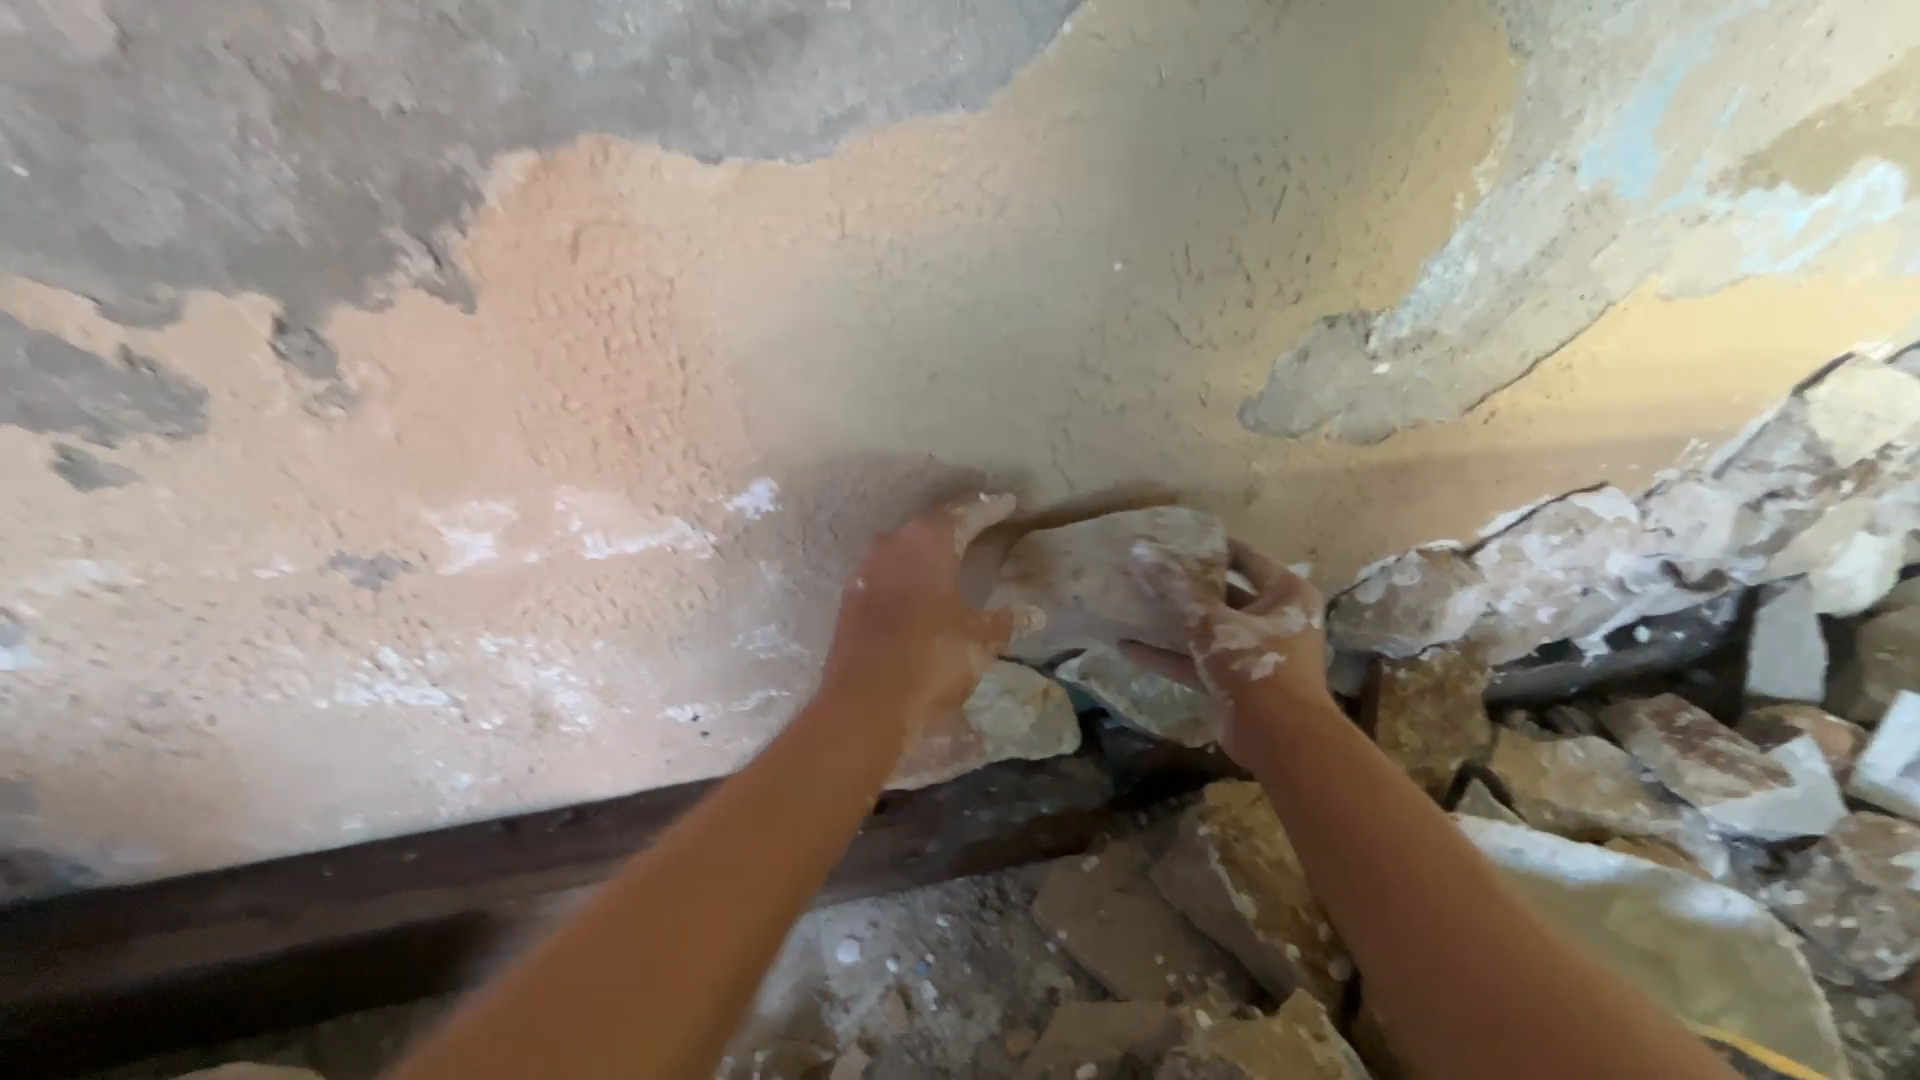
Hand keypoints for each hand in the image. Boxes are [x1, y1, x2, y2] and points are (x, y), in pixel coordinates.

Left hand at [818, 494, 1043, 733]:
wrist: (864, 703)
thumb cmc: (930, 660)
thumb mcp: (979, 641)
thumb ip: (1005, 622)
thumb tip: (1034, 613)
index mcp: (928, 543)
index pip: (965, 514)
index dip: (989, 509)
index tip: (1008, 503)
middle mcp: (893, 546)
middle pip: (930, 524)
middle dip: (958, 522)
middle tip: (982, 520)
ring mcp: (866, 572)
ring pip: (904, 547)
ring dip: (928, 548)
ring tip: (952, 552)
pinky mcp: (851, 600)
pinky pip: (887, 573)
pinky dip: (908, 573)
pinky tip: (919, 586)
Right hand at [1120, 539, 1332, 762]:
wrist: (1279, 738)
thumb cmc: (1256, 665)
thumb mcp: (1211, 622)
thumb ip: (1174, 589)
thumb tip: (1139, 551)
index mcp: (1285, 594)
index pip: (1245, 558)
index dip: (1211, 546)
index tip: (1175, 536)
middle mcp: (1273, 619)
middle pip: (1222, 593)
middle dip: (1183, 585)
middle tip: (1146, 567)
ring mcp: (1251, 652)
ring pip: (1205, 629)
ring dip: (1170, 620)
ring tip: (1131, 601)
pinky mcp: (1231, 682)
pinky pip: (1194, 661)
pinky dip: (1165, 654)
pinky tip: (1127, 646)